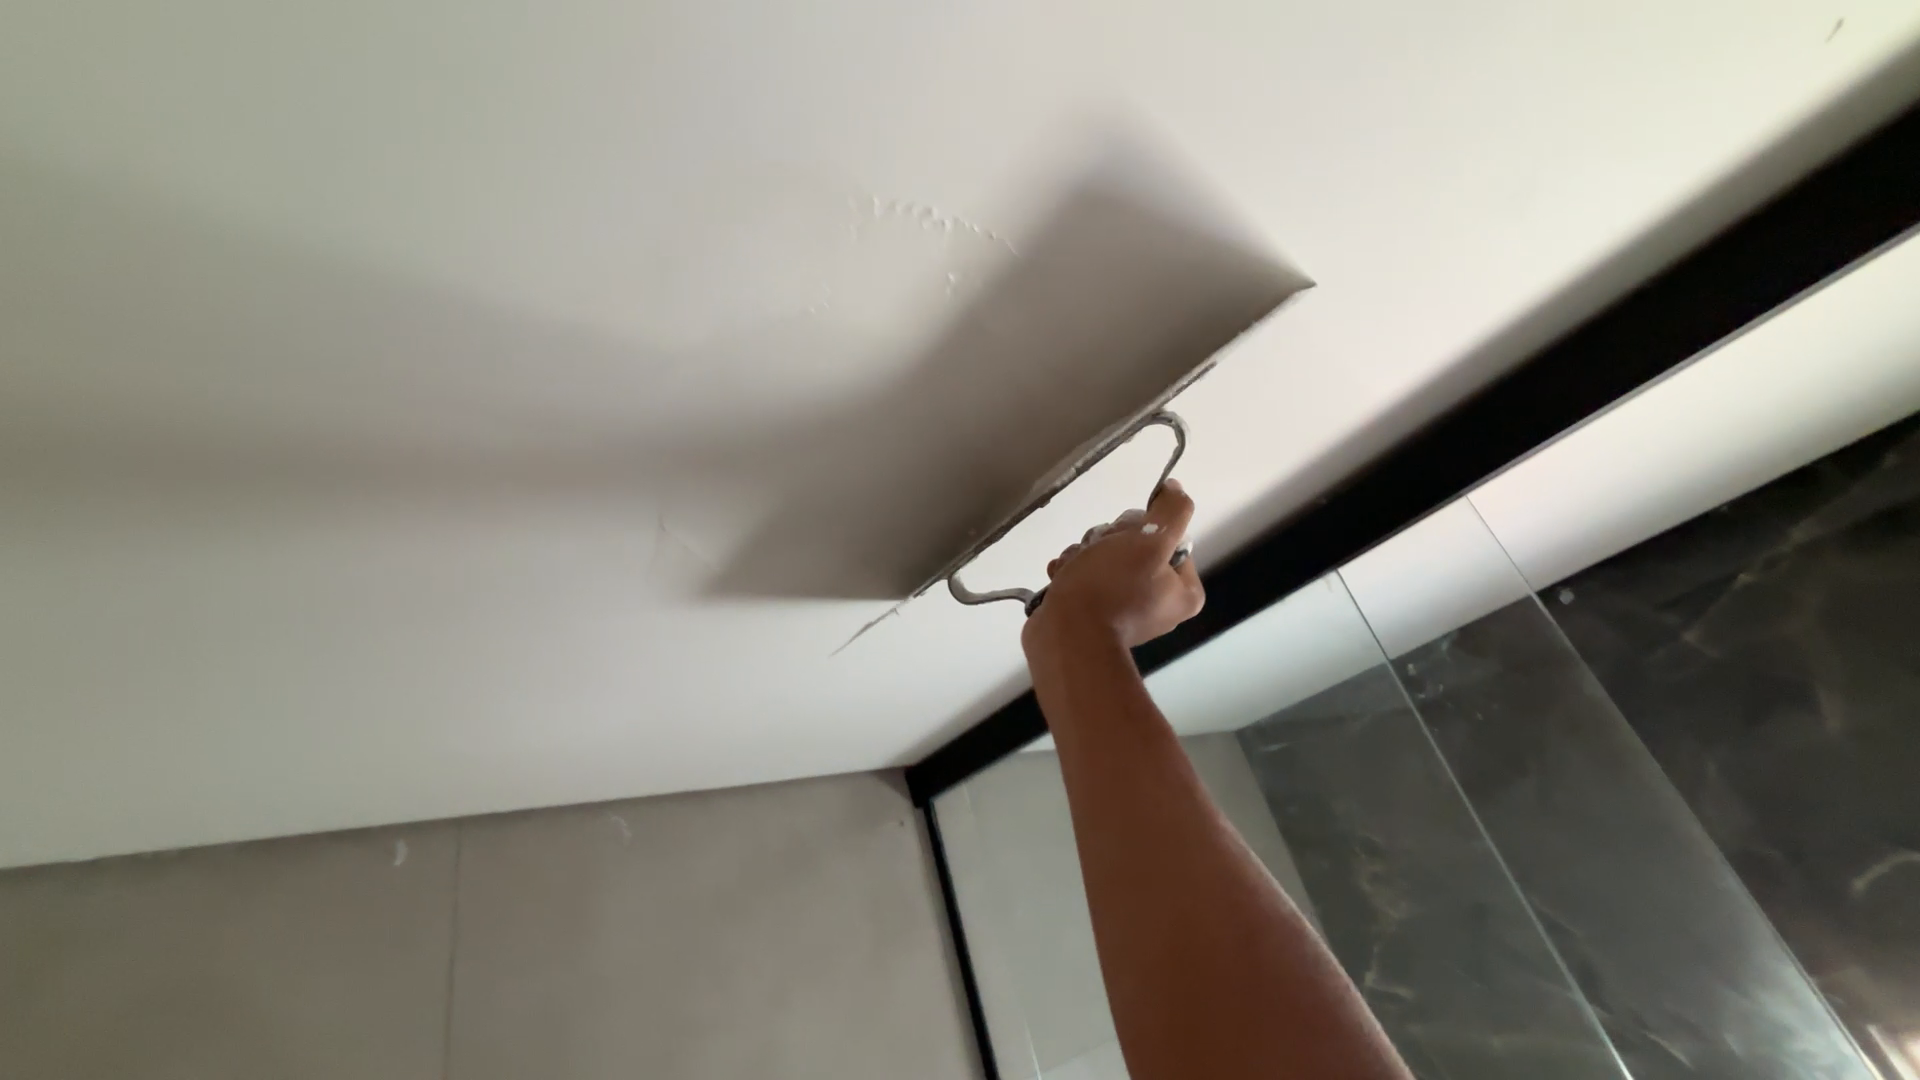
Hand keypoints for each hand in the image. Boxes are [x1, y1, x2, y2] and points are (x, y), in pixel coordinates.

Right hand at [1023, 478, 1204, 652]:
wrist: (1066, 636)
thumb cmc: (1111, 587)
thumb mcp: (1149, 541)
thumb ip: (1171, 510)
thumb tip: (1174, 489)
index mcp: (1183, 591)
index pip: (1167, 537)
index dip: (1141, 529)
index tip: (1124, 539)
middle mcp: (1160, 602)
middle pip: (1133, 546)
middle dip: (1106, 542)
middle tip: (1096, 555)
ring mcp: (1125, 609)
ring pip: (1105, 558)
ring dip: (1083, 554)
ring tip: (1073, 569)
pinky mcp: (1095, 613)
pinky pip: (1086, 578)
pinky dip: (1071, 573)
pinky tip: (1062, 578)